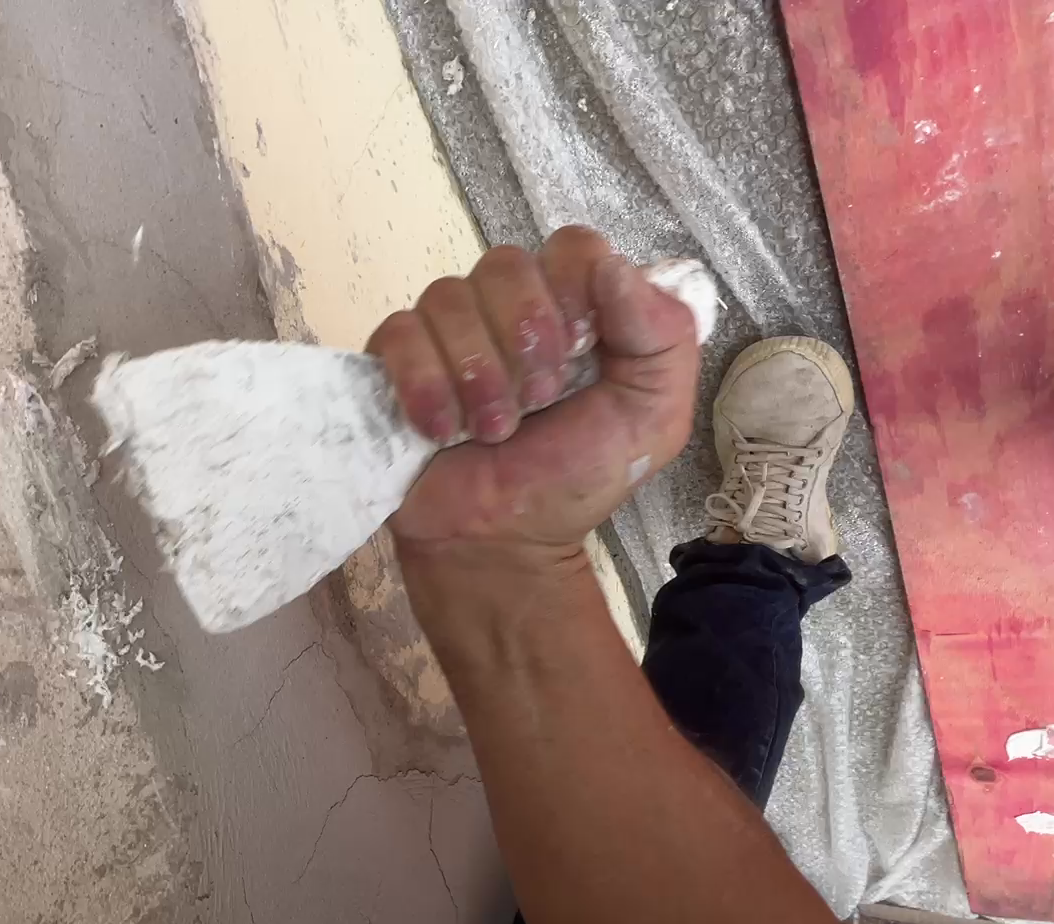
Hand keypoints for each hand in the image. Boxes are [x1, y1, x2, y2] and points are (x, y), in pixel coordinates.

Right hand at [367, 226, 700, 565]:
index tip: (576, 356)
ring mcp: (443, 336)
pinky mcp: (391, 365)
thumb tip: (610, 266)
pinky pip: (396, 334)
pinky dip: (422, 382)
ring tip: (488, 433)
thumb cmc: (570, 484)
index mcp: (570, 312)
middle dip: (521, 338)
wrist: (499, 546)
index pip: (569, 248)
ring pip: (446, 298)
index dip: (570, 292)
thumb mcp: (651, 417)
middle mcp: (503, 311)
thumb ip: (662, 335)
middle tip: (533, 404)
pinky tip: (438, 431)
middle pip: (503, 264)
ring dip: (475, 374)